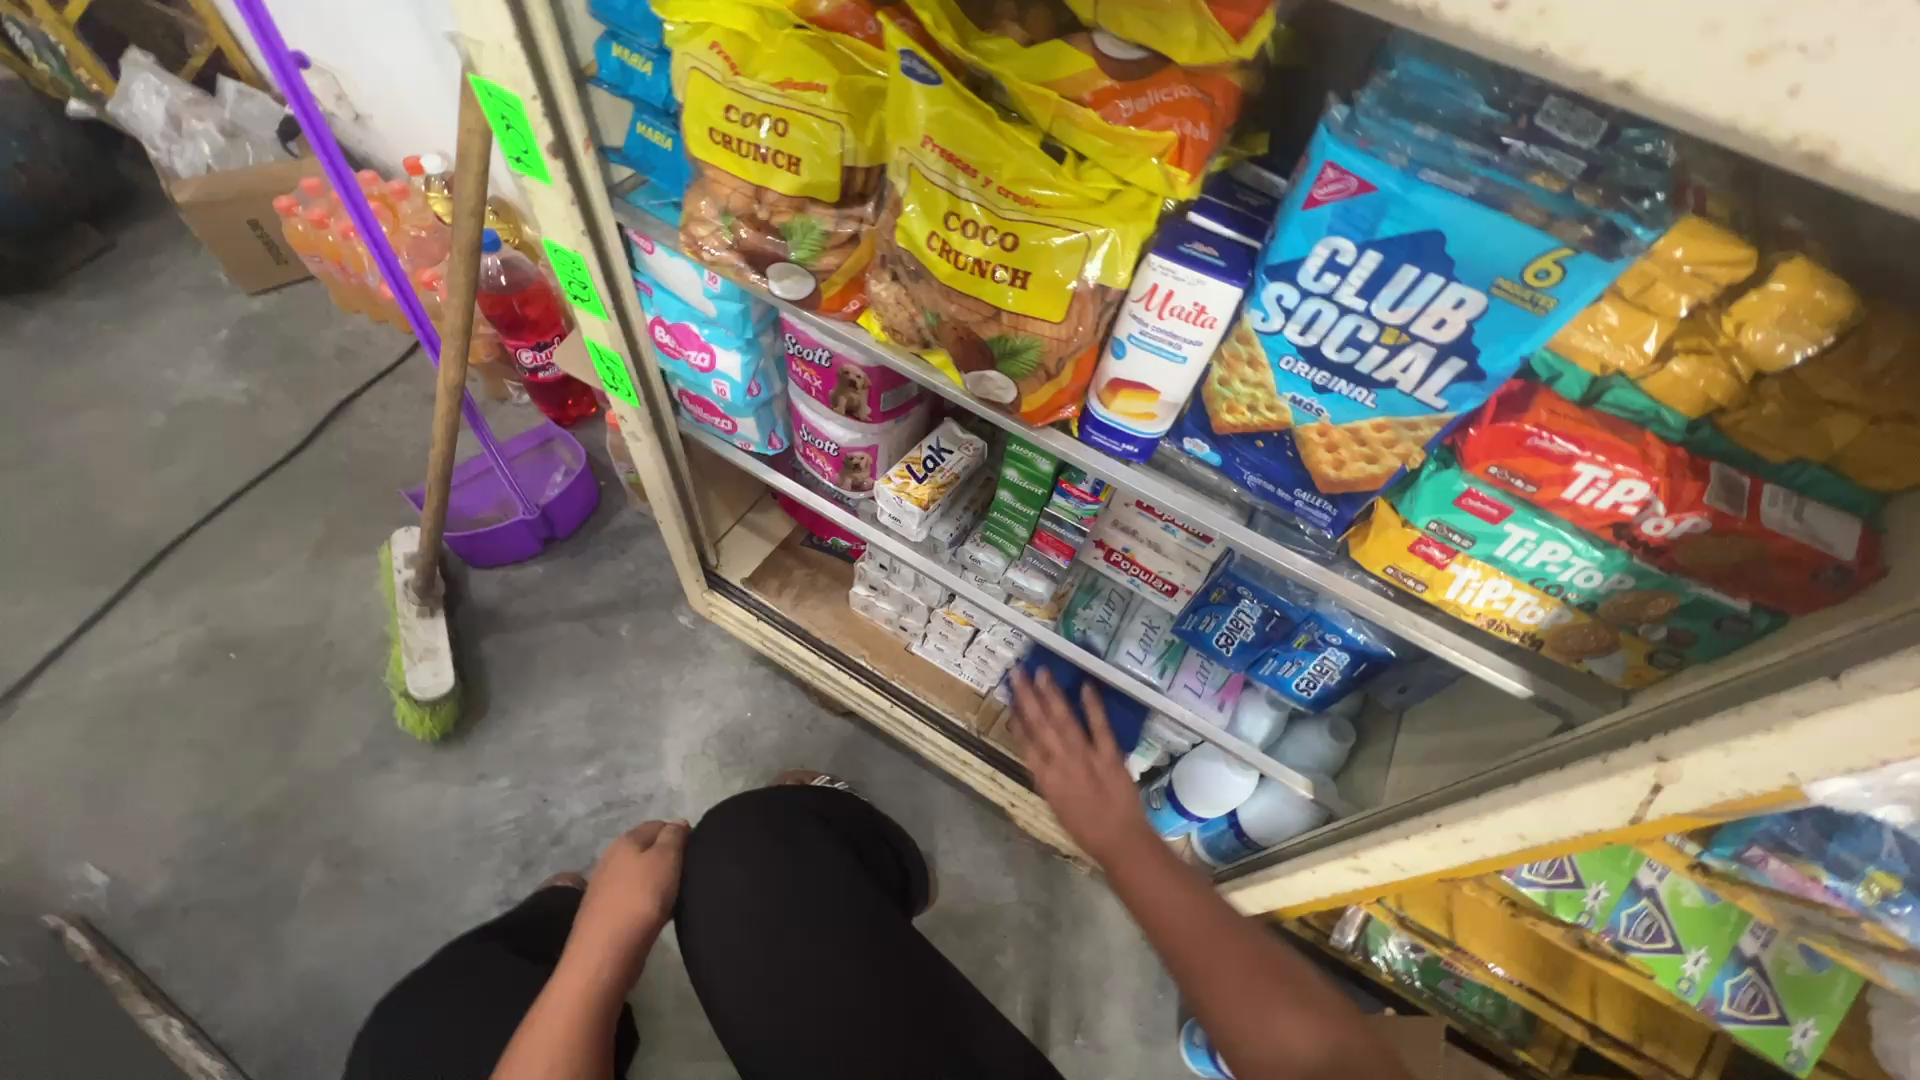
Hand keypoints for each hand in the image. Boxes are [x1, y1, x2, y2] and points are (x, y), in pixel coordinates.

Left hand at [567, 820, 688, 983]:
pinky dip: (648, 902)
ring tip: (677, 897)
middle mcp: (611, 859)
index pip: (658, 825)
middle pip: (648, 850)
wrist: (605, 953)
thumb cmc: (641, 898)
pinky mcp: (605, 913)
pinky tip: (660, 915)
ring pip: (641, 875)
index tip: (695, 852)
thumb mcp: (666, 858)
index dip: (679, 834)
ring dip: (659, 882)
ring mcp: (605, 887)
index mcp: (626, 840)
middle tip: (689, 875)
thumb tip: (678, 823)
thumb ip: (674, 836)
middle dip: (669, 859)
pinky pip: (634, 897)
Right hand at [1009, 668, 1156, 866]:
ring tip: (1042, 672)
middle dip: (1028, 696)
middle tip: (1018, 671)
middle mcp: (1061, 764)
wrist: (1120, 842)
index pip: (1026, 742)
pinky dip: (1092, 706)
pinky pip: (1100, 727)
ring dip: (1052, 695)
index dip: (1017, 717)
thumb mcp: (1056, 807)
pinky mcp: (1110, 756)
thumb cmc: (1086, 830)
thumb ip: (1047, 779)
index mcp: (1046, 779)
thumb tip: (1038, 755)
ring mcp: (1086, 757)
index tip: (1009, 694)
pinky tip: (1084, 686)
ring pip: (1064, 721)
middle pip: (1040, 724)